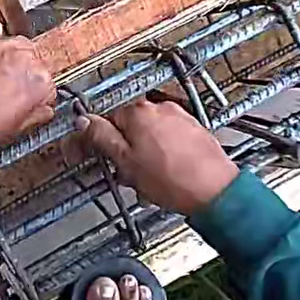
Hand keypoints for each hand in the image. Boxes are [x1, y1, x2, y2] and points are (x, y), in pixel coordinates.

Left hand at [0, 19, 54, 142]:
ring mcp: (1, 48)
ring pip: (19, 42)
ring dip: (15, 53)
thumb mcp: (16, 127)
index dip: (40, 93)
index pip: (48, 84)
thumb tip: (43, 112)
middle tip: (15, 85)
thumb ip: (36, 114)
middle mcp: (24, 60)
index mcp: (38, 83)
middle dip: (28, 72)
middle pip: (36, 61)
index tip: (33, 98)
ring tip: (5, 66)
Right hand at [77, 98, 237, 214]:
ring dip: (144, 152)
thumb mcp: (125, 161)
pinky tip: (165, 173)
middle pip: (129, 125)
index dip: (100, 141)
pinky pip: (169, 138)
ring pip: (149, 133)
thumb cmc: (173, 179)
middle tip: (126, 172)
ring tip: (148, 177)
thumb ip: (101, 137)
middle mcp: (159, 108)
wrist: (216, 192)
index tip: (100, 156)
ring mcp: (180, 117)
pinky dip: (163, 152)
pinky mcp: (195, 130)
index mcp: (137, 112)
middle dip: (125, 148)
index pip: (106, 119)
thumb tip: (83, 121)